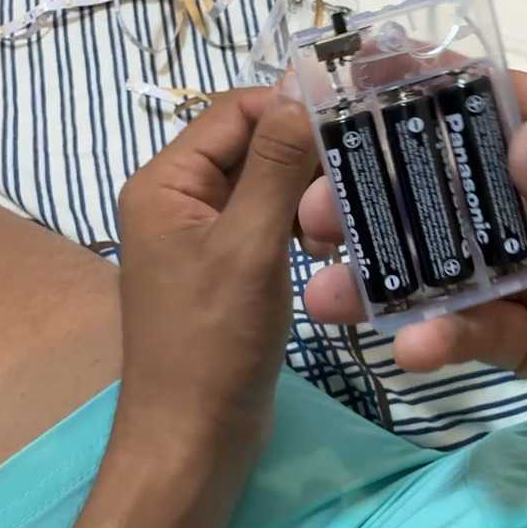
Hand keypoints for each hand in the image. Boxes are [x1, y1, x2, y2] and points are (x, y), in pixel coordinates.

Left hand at [116, 82, 318, 457]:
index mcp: (165, 183)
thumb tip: (303, 89)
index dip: (290, 109)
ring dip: (302, 192)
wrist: (193, 438)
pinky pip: (263, 224)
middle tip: (362, 167)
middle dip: (302, 153)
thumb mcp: (248, 247)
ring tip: (346, 212)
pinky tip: (328, 243)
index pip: (233, 113)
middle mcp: (176, 200)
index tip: (353, 119)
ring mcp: (199, 236)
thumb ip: (275, 167)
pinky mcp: (224, 268)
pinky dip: (296, 224)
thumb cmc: (214, 343)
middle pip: (247, 146)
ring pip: (261, 186)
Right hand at [300, 74, 526, 500]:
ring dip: (386, 269)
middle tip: (316, 202)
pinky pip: (471, 334)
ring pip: (446, 264)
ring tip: (327, 284)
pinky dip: (436, 338)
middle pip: (459, 187)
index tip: (371, 73)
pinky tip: (409, 349)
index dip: (448, 86)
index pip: (519, 108)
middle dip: (388, 188)